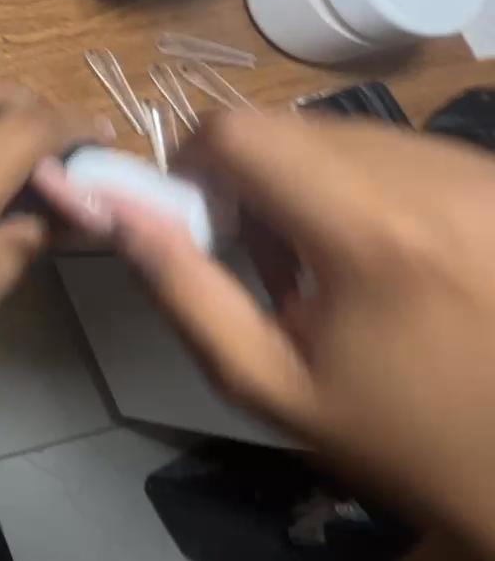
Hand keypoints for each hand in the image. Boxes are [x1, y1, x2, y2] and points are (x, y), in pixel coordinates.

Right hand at [71, 111, 494, 553]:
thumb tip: (112, 211)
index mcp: (375, 239)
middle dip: (250, 175)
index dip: (194, 159)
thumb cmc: (393, 432)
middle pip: (289, 129)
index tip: (197, 212)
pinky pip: (403, 151)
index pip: (242, 134)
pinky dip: (365, 184)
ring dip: (308, 178)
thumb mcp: (258, 376)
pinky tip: (384, 249)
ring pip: (344, 134)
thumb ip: (177, 286)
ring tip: (327, 255)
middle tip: (261, 247)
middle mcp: (448, 190)